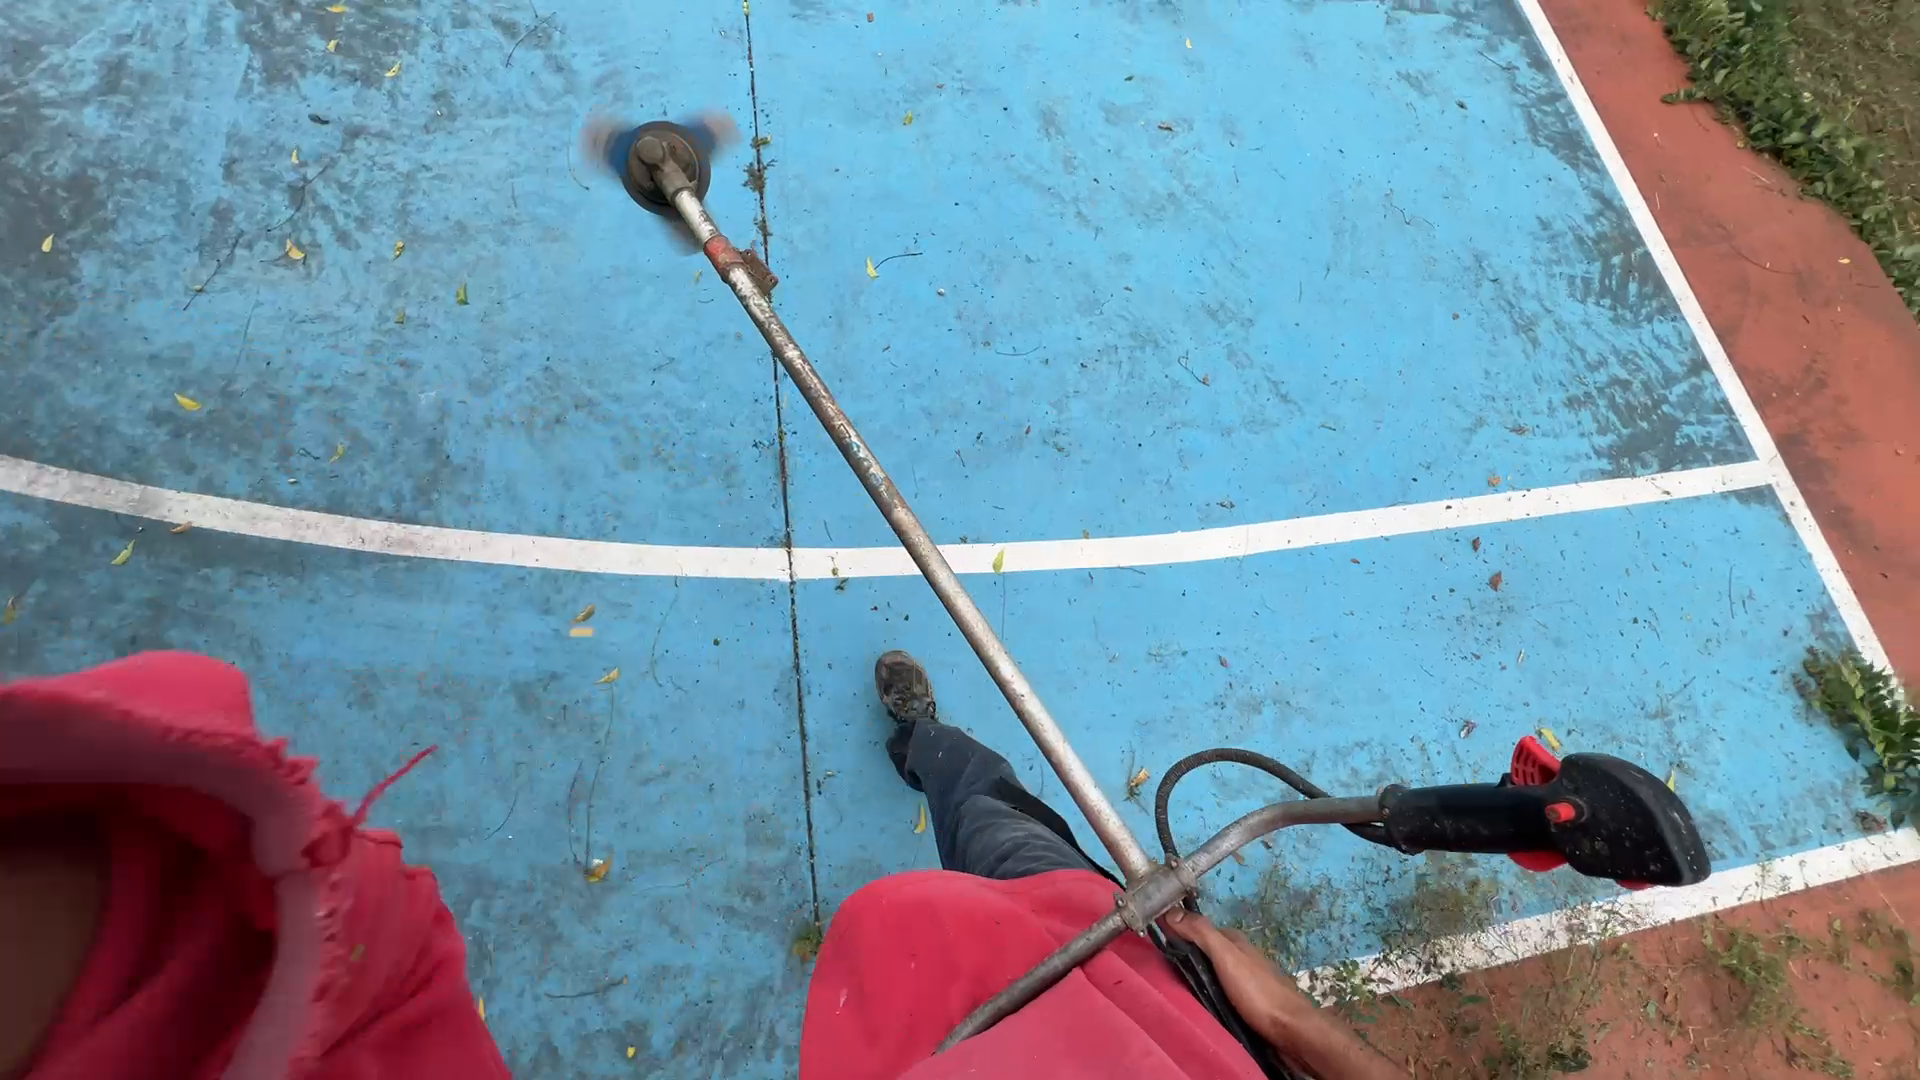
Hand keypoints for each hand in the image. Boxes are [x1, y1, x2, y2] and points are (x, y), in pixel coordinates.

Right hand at [1162, 909, 1402, 1079]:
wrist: (1294, 1032)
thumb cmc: (1257, 991)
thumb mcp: (1225, 956)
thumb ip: (1200, 932)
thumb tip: (1170, 910)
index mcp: (1232, 939)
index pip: (1196, 927)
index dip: (1176, 930)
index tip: (1154, 940)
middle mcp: (1239, 954)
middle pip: (1204, 949)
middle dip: (1184, 955)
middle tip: (1162, 969)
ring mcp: (1246, 978)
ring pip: (1212, 971)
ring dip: (1196, 976)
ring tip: (1177, 988)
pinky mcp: (1250, 1001)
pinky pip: (1220, 990)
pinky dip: (1208, 992)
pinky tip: (1201, 1002)